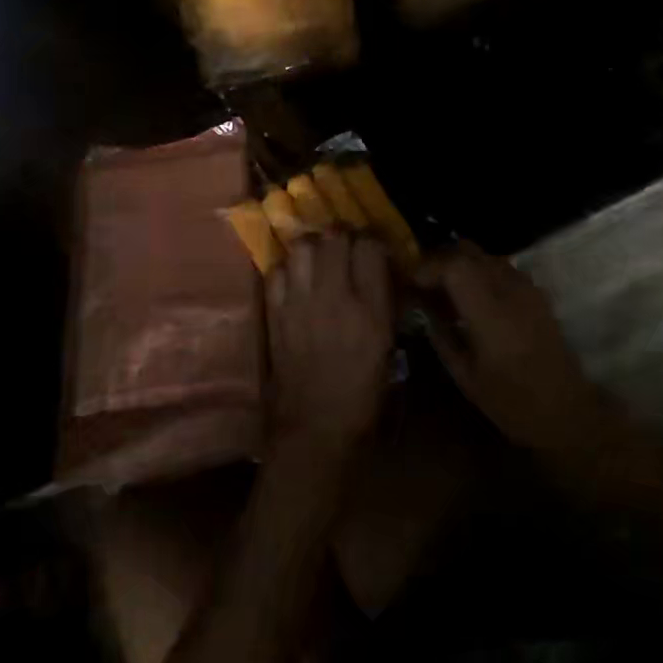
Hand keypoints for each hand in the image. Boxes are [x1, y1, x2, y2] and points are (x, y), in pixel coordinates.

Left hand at [265, 234, 394, 455]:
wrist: (314, 427)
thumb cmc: (361, 398)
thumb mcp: (387, 350)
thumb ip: (384, 306)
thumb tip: (380, 274)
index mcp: (371, 310)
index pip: (370, 248)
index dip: (372, 240)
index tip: (371, 245)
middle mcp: (335, 297)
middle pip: (334, 238)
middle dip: (341, 235)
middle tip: (343, 245)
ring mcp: (299, 302)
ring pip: (302, 247)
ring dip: (311, 245)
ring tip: (317, 256)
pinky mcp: (274, 312)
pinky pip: (277, 271)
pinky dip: (286, 268)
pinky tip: (294, 279)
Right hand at [416, 245, 599, 451]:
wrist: (568, 414)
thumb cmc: (511, 402)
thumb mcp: (464, 376)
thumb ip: (440, 336)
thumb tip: (420, 309)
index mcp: (491, 315)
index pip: (454, 266)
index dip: (427, 267)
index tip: (411, 283)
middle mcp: (511, 294)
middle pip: (468, 252)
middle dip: (439, 261)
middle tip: (421, 282)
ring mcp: (529, 291)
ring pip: (485, 256)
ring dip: (460, 265)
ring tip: (443, 289)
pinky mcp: (537, 295)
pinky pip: (501, 268)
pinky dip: (480, 272)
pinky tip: (471, 297)